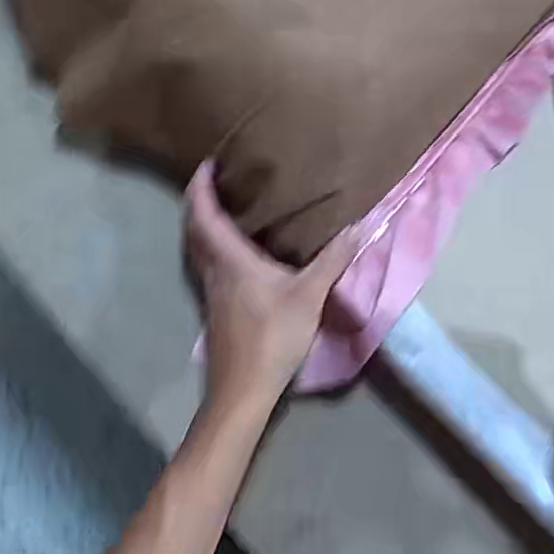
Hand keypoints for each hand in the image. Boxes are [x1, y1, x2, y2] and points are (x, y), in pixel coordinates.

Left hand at [185, 162, 362, 413]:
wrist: (241, 391)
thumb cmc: (272, 337)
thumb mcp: (309, 295)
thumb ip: (334, 259)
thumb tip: (361, 224)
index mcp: (229, 260)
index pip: (203, 215)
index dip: (200, 187)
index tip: (207, 162)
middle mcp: (213, 271)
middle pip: (193, 228)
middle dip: (198, 200)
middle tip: (214, 179)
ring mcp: (211, 291)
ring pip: (196, 248)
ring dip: (202, 223)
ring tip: (223, 207)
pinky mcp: (216, 308)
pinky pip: (206, 263)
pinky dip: (211, 244)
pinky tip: (233, 251)